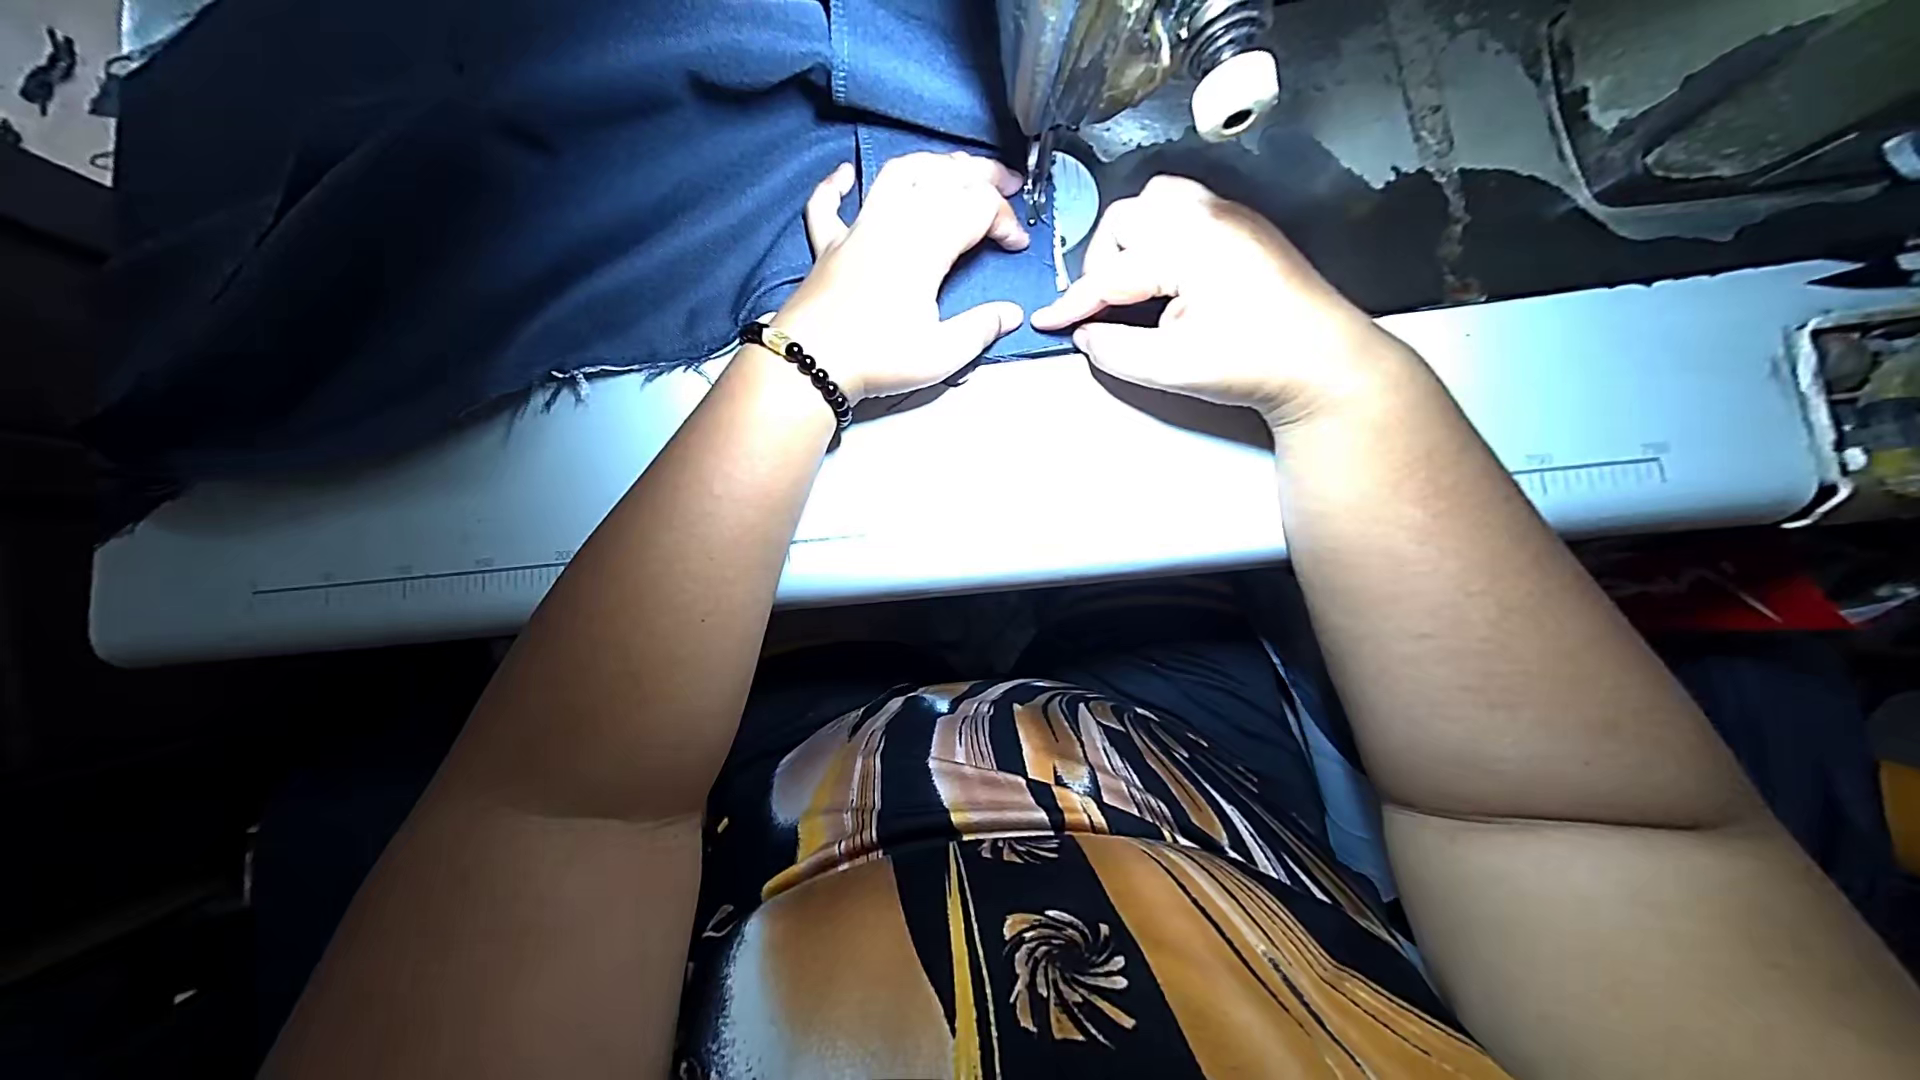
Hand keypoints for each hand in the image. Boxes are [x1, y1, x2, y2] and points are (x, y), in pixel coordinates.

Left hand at [769, 153, 1031, 402]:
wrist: (810, 363)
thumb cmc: (877, 358)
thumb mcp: (940, 354)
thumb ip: (980, 329)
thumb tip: (1011, 314)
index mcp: (926, 244)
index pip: (977, 208)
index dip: (1004, 220)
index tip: (1016, 246)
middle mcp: (894, 222)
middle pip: (943, 177)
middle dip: (980, 175)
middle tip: (1006, 183)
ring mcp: (857, 228)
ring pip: (896, 174)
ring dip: (929, 165)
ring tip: (953, 170)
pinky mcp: (828, 245)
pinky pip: (829, 203)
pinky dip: (837, 185)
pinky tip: (846, 174)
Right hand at [1030, 175, 1417, 425]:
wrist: (1326, 364)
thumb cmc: (1256, 363)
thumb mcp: (1170, 367)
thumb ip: (1114, 349)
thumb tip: (1086, 335)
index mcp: (1187, 244)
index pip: (1109, 273)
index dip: (1072, 302)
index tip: (1047, 320)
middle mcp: (1208, 215)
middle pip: (1125, 221)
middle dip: (1102, 264)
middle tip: (1101, 307)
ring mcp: (1230, 216)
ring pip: (1155, 205)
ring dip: (1131, 242)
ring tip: (1131, 285)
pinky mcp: (1243, 228)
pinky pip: (1185, 212)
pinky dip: (1160, 237)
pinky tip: (1165, 276)